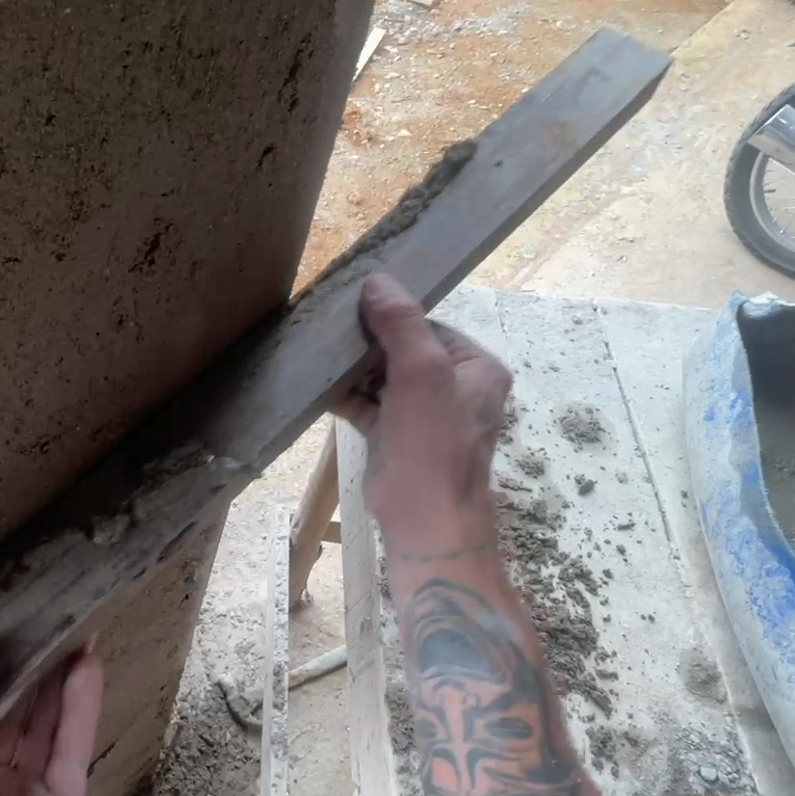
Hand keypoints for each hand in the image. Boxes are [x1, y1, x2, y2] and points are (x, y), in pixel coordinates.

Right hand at [332, 273, 511, 553]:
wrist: (423, 514)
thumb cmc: (433, 440)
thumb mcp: (422, 371)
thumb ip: (401, 323)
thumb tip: (376, 280)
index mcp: (475, 368)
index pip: (429, 327)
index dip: (393, 318)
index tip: (355, 310)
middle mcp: (453, 388)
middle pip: (403, 351)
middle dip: (368, 344)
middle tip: (330, 330)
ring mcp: (422, 414)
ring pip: (382, 378)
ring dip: (353, 369)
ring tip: (319, 353)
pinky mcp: (394, 436)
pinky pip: (367, 404)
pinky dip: (346, 396)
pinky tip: (319, 386)